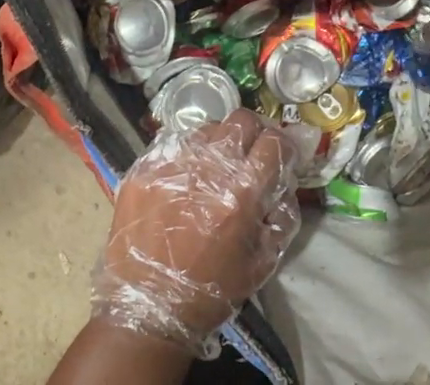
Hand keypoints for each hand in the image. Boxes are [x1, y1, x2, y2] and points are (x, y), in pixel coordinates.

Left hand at [90, 110, 300, 351]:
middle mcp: (207, 169)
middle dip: (254, 133)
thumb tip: (286, 182)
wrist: (146, 309)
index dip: (284, 146)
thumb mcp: (264, 263)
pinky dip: (188, 153)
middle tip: (251, 154)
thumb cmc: (211, 290)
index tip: (282, 157)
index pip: (274, 142)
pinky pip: (173, 142)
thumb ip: (283, 216)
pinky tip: (186, 175)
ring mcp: (171, 165)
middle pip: (242, 120)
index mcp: (241, 194)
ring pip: (207, 128)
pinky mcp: (143, 170)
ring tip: (214, 167)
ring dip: (219, 142)